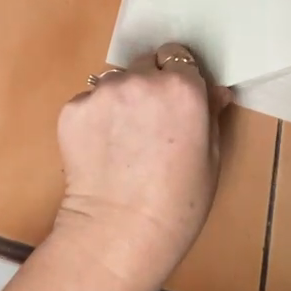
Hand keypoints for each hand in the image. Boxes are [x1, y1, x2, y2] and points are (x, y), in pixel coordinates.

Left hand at [52, 43, 227, 290]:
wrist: (118, 234)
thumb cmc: (177, 205)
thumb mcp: (210, 160)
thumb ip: (210, 114)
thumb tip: (216, 90)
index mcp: (182, 87)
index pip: (177, 55)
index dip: (177, 76)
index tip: (174, 100)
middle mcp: (142, 78)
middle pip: (145, 64)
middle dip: (149, 84)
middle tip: (149, 124)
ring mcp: (103, 91)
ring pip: (115, 82)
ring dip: (120, 100)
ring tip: (123, 142)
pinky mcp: (73, 107)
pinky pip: (89, 102)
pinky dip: (94, 119)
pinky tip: (101, 151)